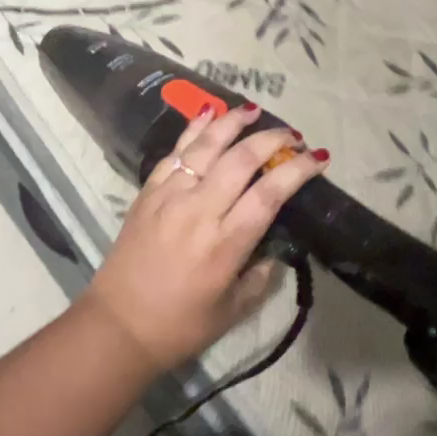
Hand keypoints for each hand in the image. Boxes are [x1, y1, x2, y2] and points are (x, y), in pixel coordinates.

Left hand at [77, 104, 327, 371]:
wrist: (118, 323)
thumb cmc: (181, 326)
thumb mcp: (233, 310)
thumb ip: (260, 275)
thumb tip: (275, 247)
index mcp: (225, 244)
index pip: (269, 194)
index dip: (296, 170)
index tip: (318, 157)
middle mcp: (199, 210)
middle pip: (240, 160)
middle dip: (271, 140)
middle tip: (292, 135)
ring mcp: (170, 195)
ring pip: (205, 146)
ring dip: (232, 123)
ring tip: (253, 109)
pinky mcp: (148, 191)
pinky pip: (175, 151)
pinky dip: (194, 129)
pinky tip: (208, 113)